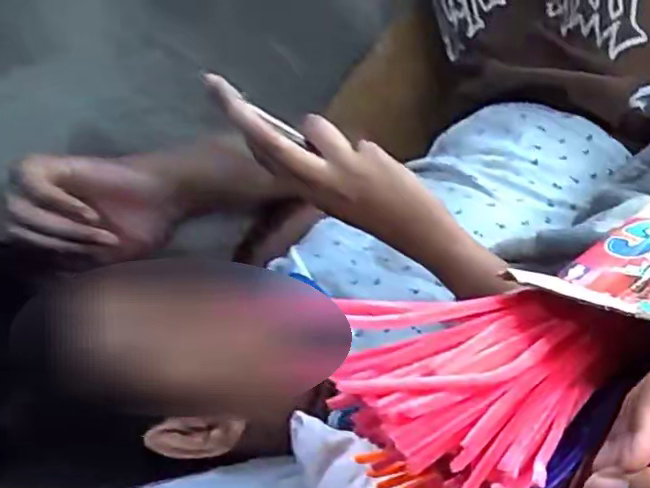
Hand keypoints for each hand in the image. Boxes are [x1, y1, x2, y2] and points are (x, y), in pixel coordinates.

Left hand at [6, 154, 183, 258]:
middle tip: (103, 246)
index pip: (26, 244)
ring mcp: (29, 183)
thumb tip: (59, 272)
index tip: (96, 259)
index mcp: (42, 223)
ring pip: (21, 212)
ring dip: (66, 229)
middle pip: (17, 230)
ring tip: (104, 233)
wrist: (162, 197)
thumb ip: (83, 260)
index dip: (59, 256)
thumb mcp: (115, 253)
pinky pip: (31, 187)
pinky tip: (90, 213)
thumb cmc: (143, 226)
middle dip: (62, 243)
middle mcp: (27, 202)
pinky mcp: (38, 166)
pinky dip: (60, 204)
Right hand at [203, 73, 458, 261]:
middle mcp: (325, 181)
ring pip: (318, 126)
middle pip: (271, 139)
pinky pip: (363, 143)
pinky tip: (392, 178)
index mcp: (316, 196)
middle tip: (217, 86)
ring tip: (361, 164)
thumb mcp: (344, 206)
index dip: (248, 131)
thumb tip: (301, 144)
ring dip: (333, 136)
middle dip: (240, 112)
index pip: (269, 158)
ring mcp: (348, 167)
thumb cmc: (390, 224)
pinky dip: (374, 156)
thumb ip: (320, 178)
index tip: (227, 104)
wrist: (432, 239)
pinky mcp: (373, 157)